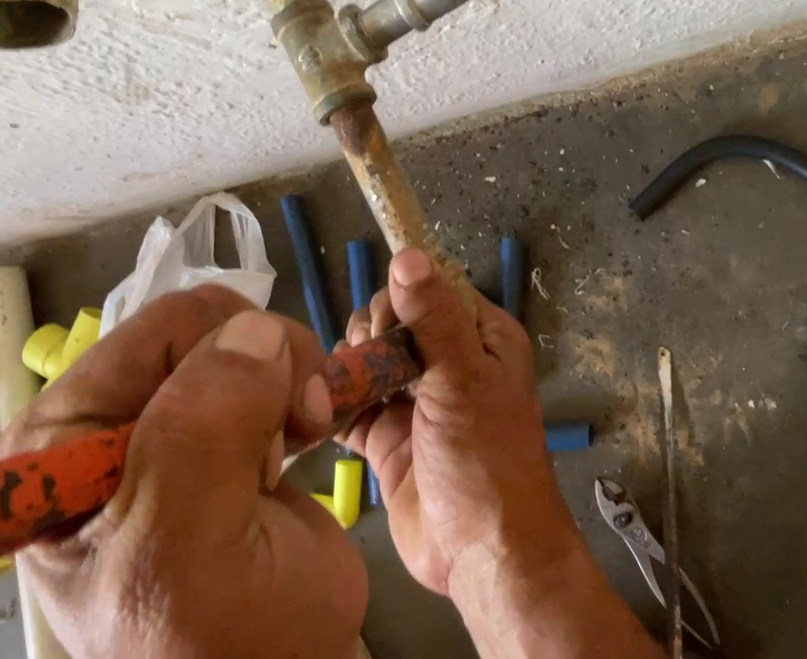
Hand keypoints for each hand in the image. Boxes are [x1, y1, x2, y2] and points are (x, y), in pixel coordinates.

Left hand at [0, 287, 364, 658]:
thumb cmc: (218, 644)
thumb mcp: (186, 553)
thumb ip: (201, 435)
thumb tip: (255, 330)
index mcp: (64, 438)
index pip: (152, 336)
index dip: (221, 366)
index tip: (259, 437)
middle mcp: (110, 415)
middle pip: (204, 324)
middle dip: (260, 370)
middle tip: (283, 442)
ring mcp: (173, 415)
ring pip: (246, 332)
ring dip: (288, 380)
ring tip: (293, 446)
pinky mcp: (230, 421)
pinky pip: (274, 357)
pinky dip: (303, 384)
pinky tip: (303, 434)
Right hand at [337, 249, 579, 594]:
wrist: (480, 554)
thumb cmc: (485, 458)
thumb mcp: (463, 378)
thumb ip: (432, 317)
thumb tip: (406, 253)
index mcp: (479, 338)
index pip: (430, 290)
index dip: (401, 298)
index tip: (385, 326)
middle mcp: (445, 362)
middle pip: (390, 321)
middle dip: (369, 335)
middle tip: (367, 364)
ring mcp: (412, 399)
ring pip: (366, 358)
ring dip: (347, 366)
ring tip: (344, 388)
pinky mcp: (384, 436)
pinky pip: (349, 402)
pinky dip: (333, 401)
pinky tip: (321, 407)